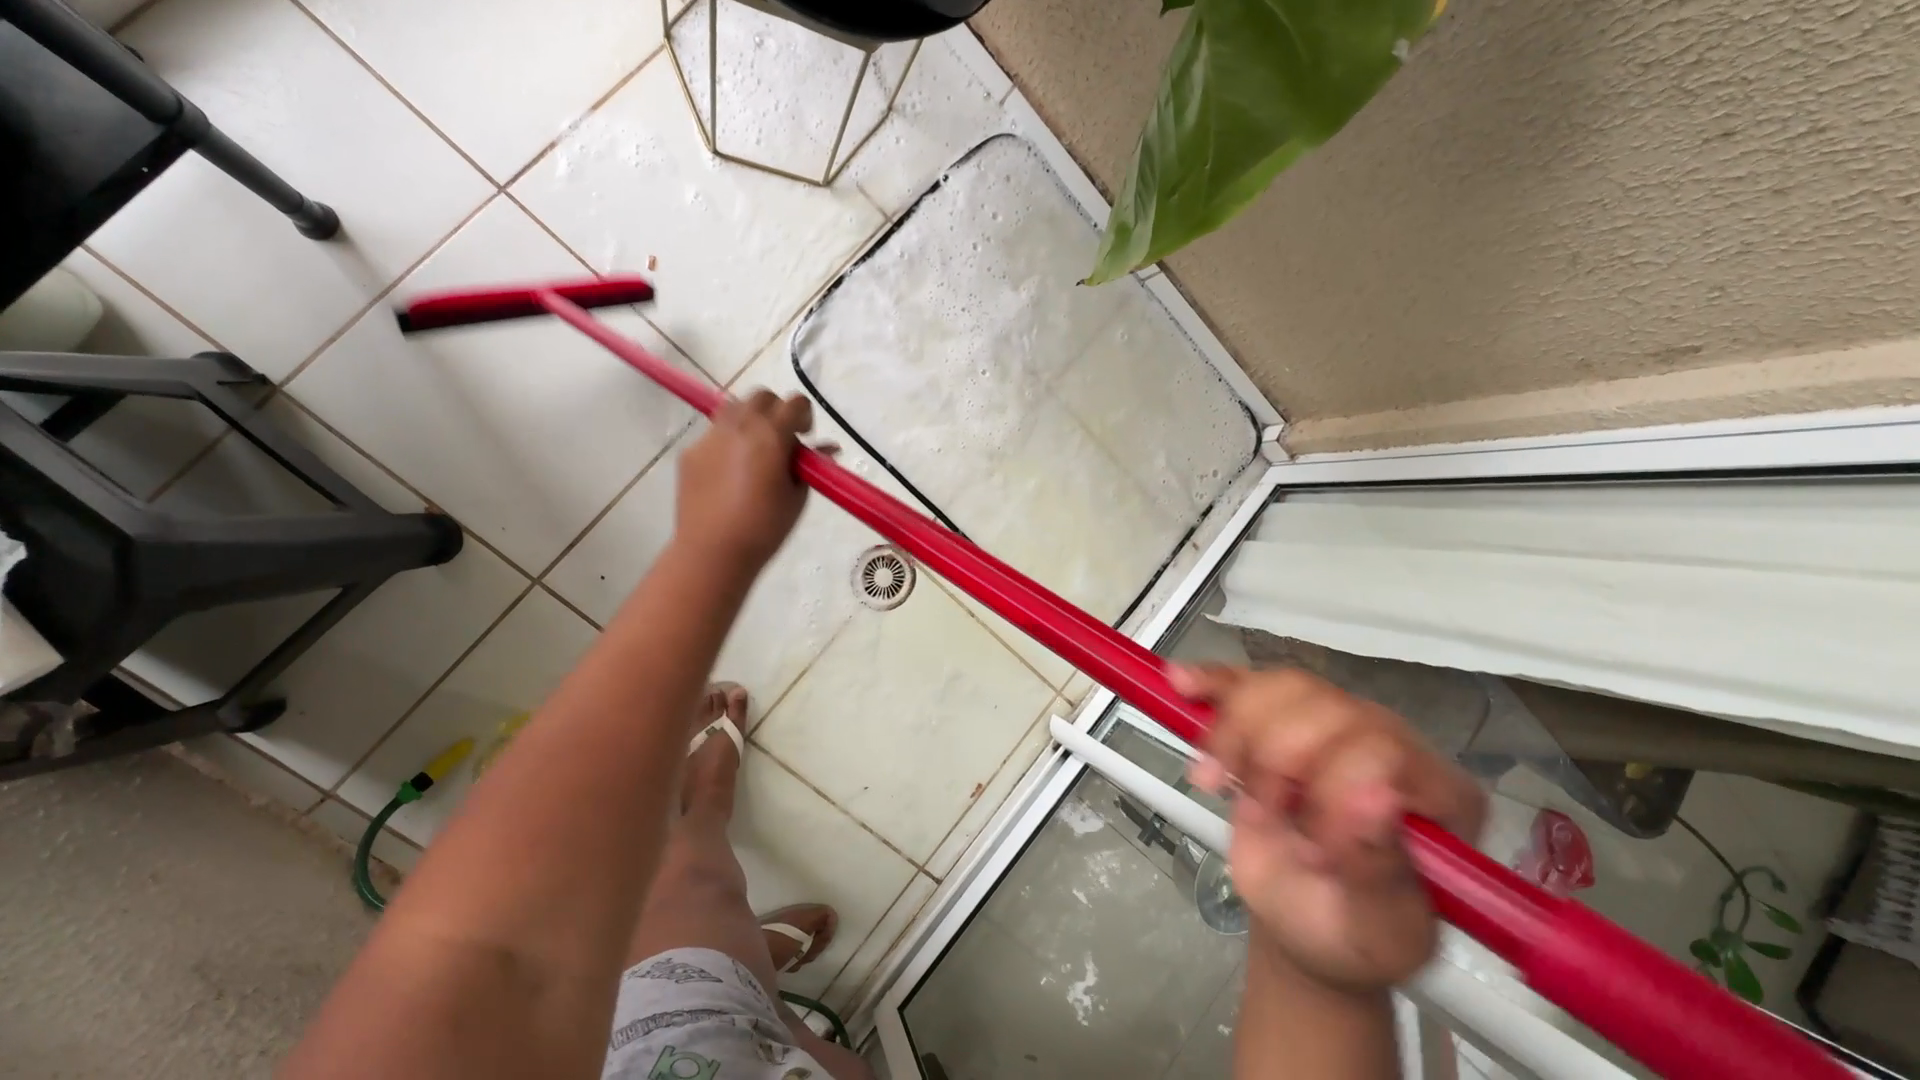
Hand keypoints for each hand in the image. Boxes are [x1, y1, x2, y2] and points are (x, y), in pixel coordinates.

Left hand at [675, 390, 813, 566]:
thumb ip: (810, 466)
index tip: (804, 438)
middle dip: (776, 411)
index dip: (804, 416)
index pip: (794, 402)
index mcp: (770, 435)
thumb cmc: (764, 528)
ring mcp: (710, 437)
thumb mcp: (797, 497)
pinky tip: (729, 475)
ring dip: (750, 420)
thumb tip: (826, 448)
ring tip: (754, 453)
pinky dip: (727, 443)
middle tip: (781, 441)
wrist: (712, 552)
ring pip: (734, 409)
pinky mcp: (691, 453)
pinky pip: (714, 434)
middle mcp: (738, 426)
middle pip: (762, 397)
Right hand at [1175, 665, 1484, 992]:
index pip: (1381, 748)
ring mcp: (1333, 725)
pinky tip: (1183, 686)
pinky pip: (1244, 683)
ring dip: (1235, 735)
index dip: (1332, 790)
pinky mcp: (1279, 721)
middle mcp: (1390, 743)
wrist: (1311, 922)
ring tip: (1218, 783)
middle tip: (1269, 821)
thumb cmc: (1356, 934)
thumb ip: (1381, 869)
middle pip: (1323, 708)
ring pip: (1280, 689)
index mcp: (1436, 791)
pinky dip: (1211, 683)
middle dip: (1275, 765)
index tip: (1313, 852)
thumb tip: (1376, 798)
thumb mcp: (1380, 927)